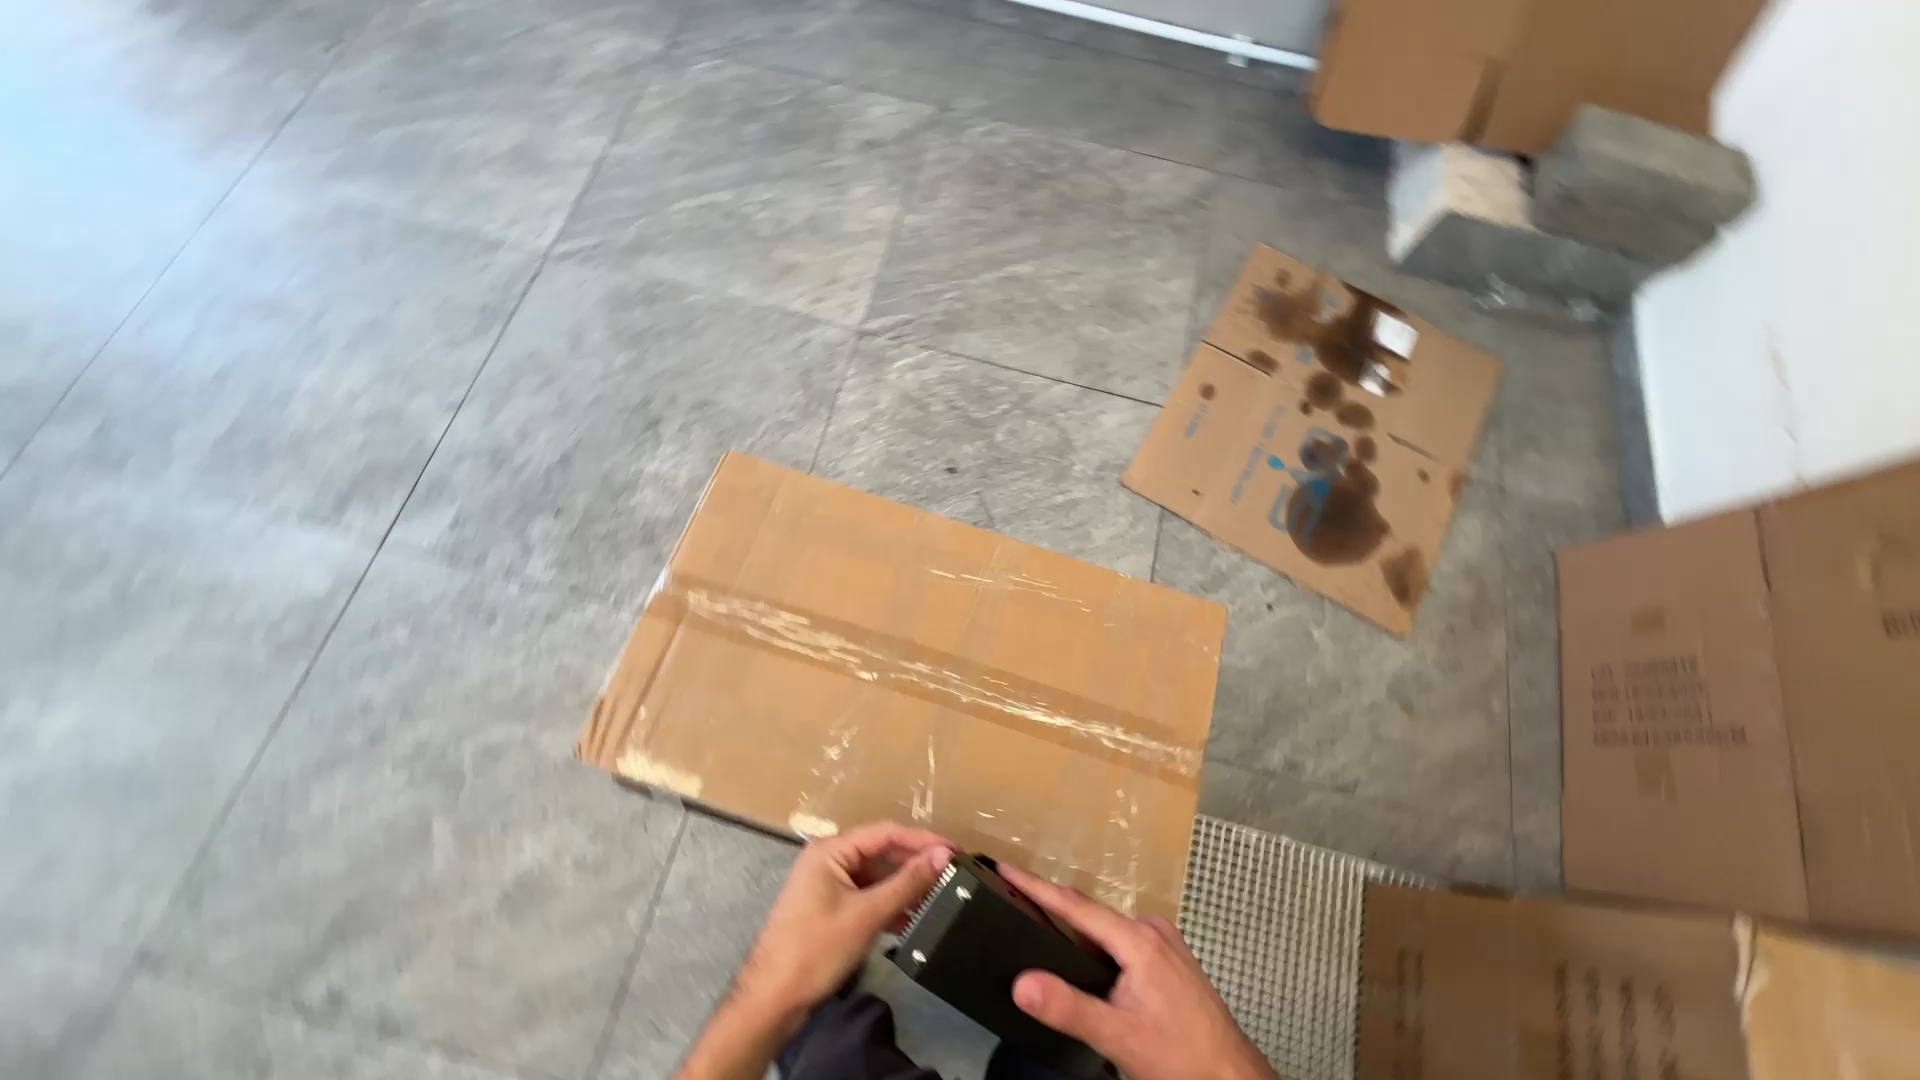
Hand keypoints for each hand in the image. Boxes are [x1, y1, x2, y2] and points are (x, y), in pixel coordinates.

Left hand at [734, 821, 953, 1028]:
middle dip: (915, 863)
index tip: (955, 851)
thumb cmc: (816, 950)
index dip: (922, 840)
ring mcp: (828, 884)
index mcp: (831, 850)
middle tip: (952, 874)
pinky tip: (913, 918)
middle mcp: (829, 859)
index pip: (886, 833)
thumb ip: (906, 883)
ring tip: (940, 897)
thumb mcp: (866, 915)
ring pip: (876, 876)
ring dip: (904, 886)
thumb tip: (943, 856)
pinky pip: (867, 895)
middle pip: (881, 852)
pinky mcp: (830, 908)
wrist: (771, 999)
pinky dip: (889, 904)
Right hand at [1000, 863, 1275, 1079]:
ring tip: (1039, 929)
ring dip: (1075, 928)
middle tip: (1012, 898)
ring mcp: (1164, 942)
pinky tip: (1084, 962)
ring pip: (1107, 927)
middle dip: (1052, 905)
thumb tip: (1021, 983)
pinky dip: (1097, 944)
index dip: (1036, 886)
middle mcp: (1151, 929)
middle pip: (1091, 912)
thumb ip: (1069, 1008)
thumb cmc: (1179, 1058)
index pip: (1076, 905)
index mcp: (1138, 939)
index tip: (1003, 866)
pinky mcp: (1170, 959)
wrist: (1233, 1078)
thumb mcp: (1119, 1037)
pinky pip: (1122, 940)